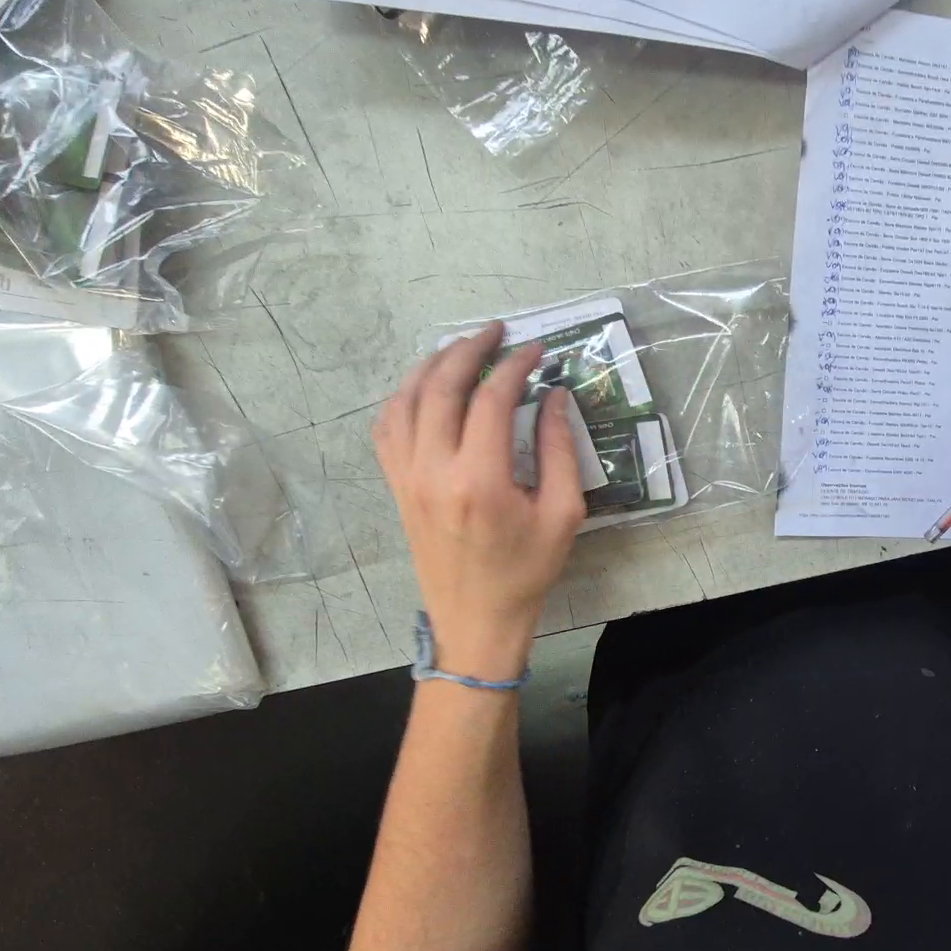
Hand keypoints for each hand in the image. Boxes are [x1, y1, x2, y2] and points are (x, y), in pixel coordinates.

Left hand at [373, 323, 586, 680]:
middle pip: (442, 388)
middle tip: (496, 331)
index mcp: (480, 479)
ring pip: (406, 400)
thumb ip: (558, 450)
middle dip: (470, 350)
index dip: (516, 366)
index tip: (537, 350)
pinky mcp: (396, 486)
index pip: (493, 400)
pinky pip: (387, 427)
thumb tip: (554, 396)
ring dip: (432, 365)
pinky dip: (404, 397)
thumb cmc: (527, 571)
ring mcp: (407, 477)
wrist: (476, 619)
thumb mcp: (562, 514)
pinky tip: (425, 387)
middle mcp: (434, 470)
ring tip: (461, 348)